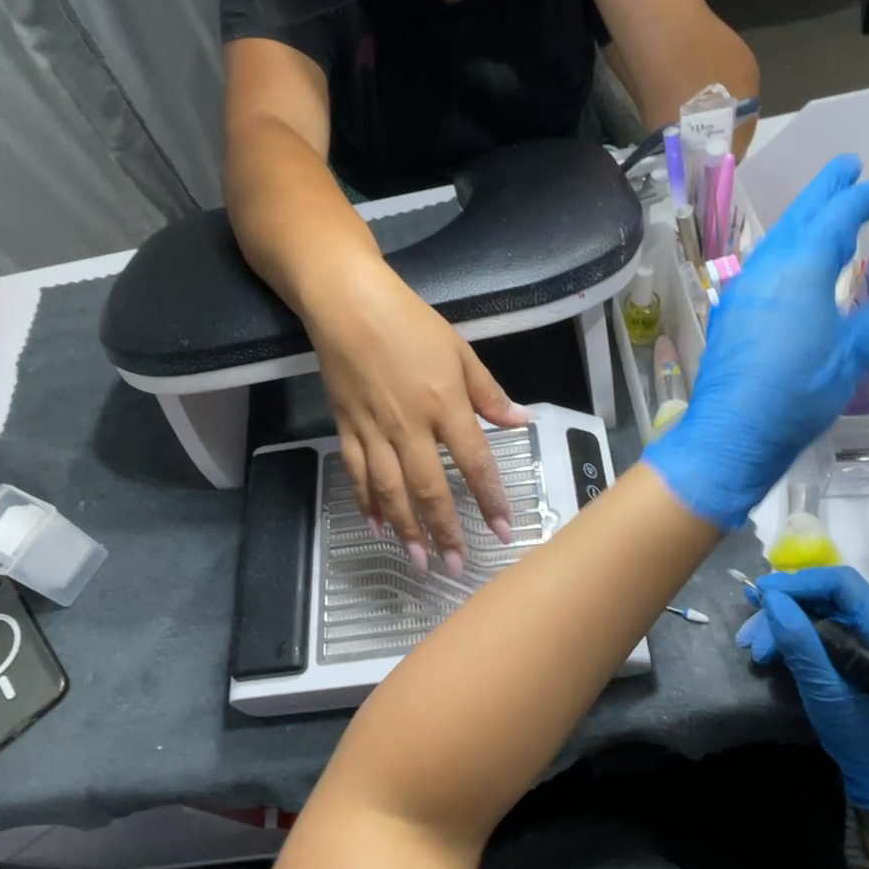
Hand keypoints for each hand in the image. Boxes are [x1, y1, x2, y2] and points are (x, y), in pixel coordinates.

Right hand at [305, 270, 533, 575]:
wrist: (347, 303)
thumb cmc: (410, 322)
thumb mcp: (459, 350)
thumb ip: (488, 393)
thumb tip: (522, 422)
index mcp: (445, 404)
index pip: (474, 463)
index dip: (491, 500)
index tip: (503, 531)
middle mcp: (410, 426)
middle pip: (429, 489)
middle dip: (444, 531)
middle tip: (455, 566)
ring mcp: (373, 430)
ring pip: (390, 491)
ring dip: (406, 529)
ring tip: (418, 561)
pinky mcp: (345, 428)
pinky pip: (356, 474)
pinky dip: (366, 503)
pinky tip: (376, 527)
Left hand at [641, 155, 868, 529]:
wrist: (729, 435)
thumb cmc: (797, 393)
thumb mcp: (855, 351)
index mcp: (799, 268)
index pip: (836, 216)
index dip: (863, 197)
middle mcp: (766, 270)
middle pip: (799, 218)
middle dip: (825, 191)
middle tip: (847, 167)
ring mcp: (743, 292)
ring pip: (777, 241)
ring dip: (803, 220)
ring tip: (825, 212)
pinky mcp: (733, 315)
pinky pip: (764, 266)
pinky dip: (787, 250)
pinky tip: (795, 265)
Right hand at [737, 567, 868, 808]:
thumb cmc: (858, 731)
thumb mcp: (825, 690)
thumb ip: (802, 644)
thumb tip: (771, 600)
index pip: (842, 584)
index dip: (801, 582)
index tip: (763, 593)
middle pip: (821, 596)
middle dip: (781, 610)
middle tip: (751, 636)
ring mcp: (858, 634)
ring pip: (810, 610)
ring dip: (777, 625)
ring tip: (754, 649)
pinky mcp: (844, 646)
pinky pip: (810, 627)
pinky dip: (784, 634)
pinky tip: (766, 651)